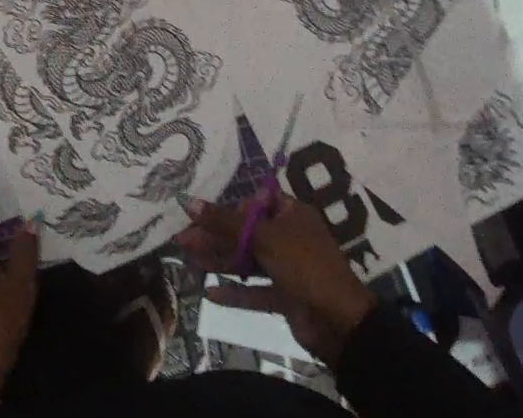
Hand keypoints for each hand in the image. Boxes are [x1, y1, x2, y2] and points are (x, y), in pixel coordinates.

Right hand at [177, 194, 377, 365]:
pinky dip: (234, 292)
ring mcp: (287, 268)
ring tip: (189, 261)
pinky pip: (254, 291)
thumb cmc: (304, 265)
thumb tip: (189, 201)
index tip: (209, 215)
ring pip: (248, 261)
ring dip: (220, 261)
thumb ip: (225, 222)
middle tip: (184, 239)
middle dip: (216, 236)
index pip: (258, 203)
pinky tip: (210, 294)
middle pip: (247, 233)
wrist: (338, 322)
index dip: (233, 208)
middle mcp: (290, 238)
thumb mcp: (264, 238)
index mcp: (293, 215)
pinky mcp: (284, 296)